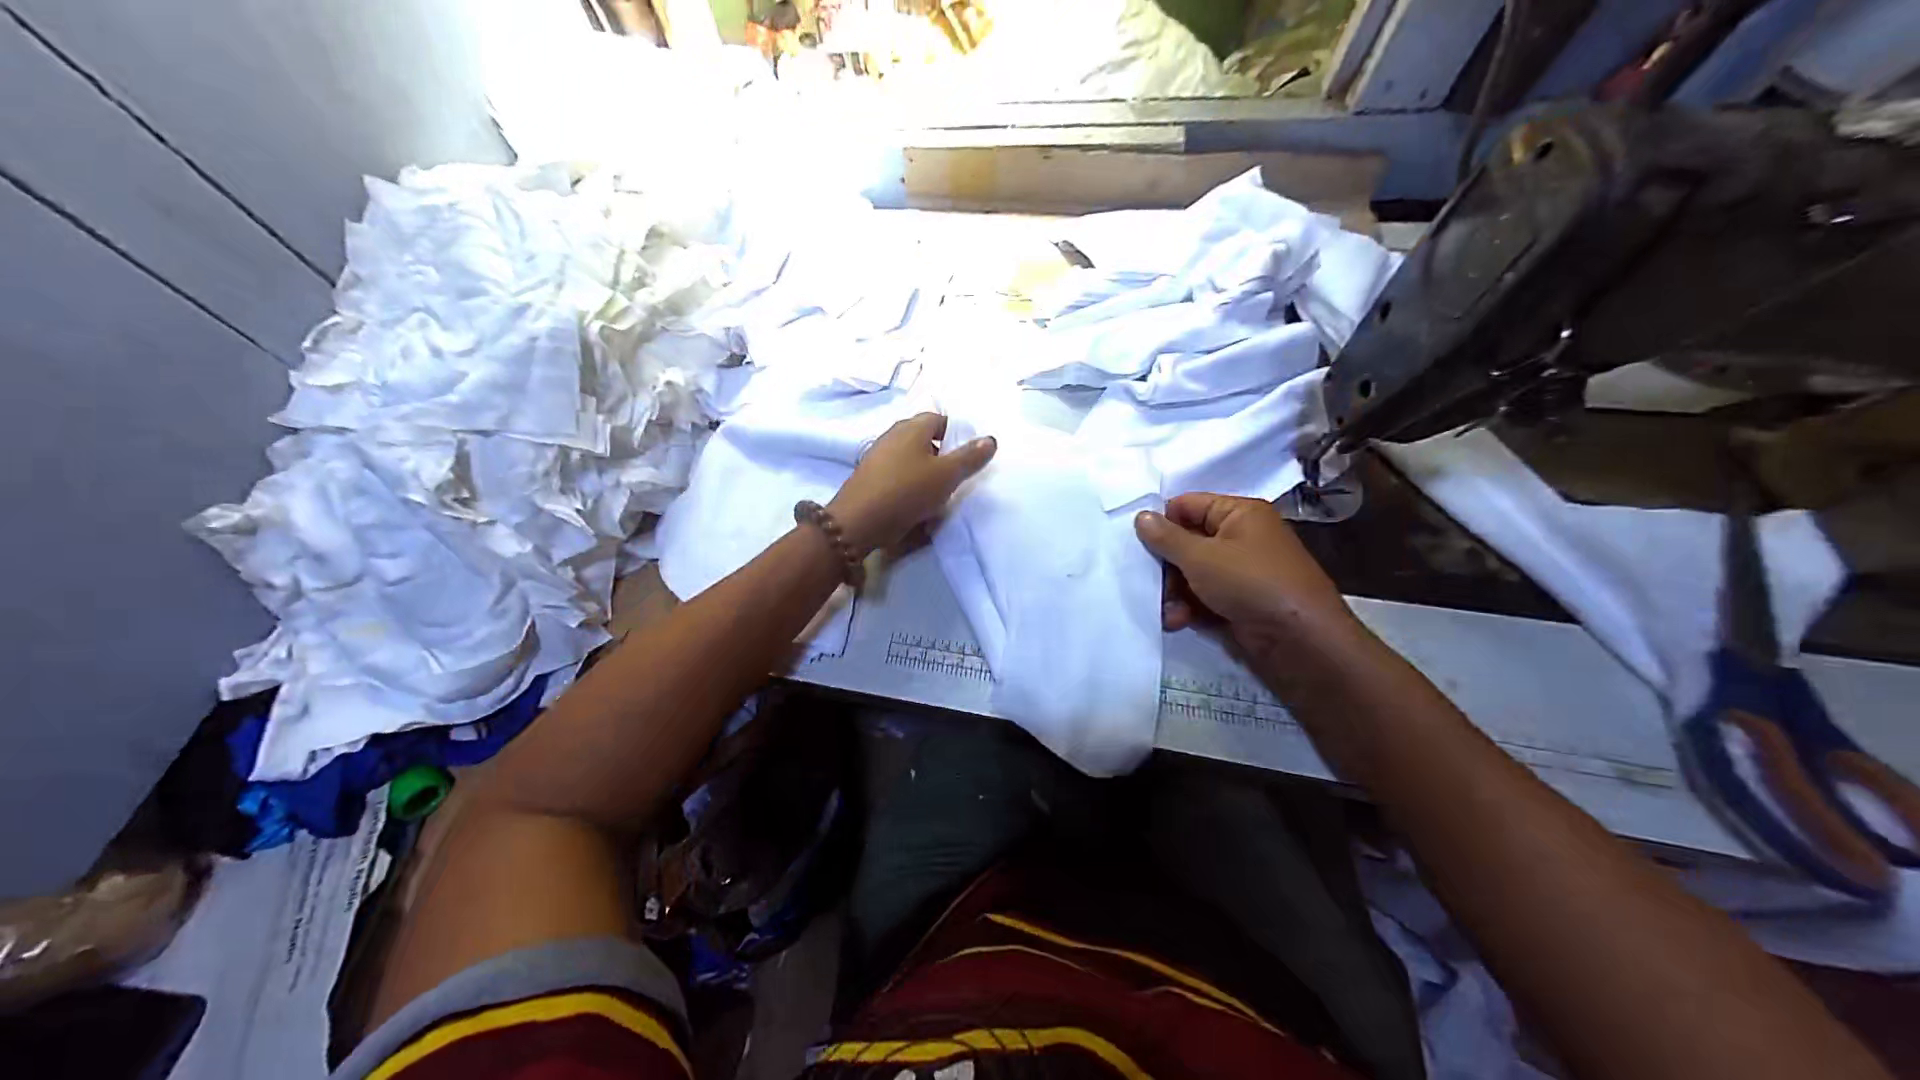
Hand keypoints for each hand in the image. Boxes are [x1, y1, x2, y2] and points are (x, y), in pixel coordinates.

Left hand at [828, 413, 995, 554]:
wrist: (858, 522)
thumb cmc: (907, 491)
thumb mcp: (947, 475)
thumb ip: (970, 457)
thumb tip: (990, 439)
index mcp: (911, 428)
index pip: (939, 419)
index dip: (956, 434)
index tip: (968, 455)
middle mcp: (892, 436)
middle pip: (924, 439)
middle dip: (942, 456)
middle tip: (957, 476)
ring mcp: (877, 457)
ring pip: (910, 460)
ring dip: (925, 474)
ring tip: (939, 494)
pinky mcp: (869, 479)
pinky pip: (897, 477)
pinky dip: (909, 487)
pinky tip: (916, 505)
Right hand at [1134, 493, 1356, 653]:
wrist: (1300, 641)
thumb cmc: (1251, 583)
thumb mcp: (1201, 557)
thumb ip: (1166, 538)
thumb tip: (1141, 516)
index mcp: (1239, 514)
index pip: (1188, 505)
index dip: (1162, 522)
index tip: (1137, 543)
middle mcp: (1240, 538)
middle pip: (1186, 542)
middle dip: (1166, 567)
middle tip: (1151, 583)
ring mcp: (1240, 572)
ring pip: (1191, 574)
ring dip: (1173, 593)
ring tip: (1169, 611)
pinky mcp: (1238, 602)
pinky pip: (1203, 597)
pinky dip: (1189, 608)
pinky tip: (1179, 621)